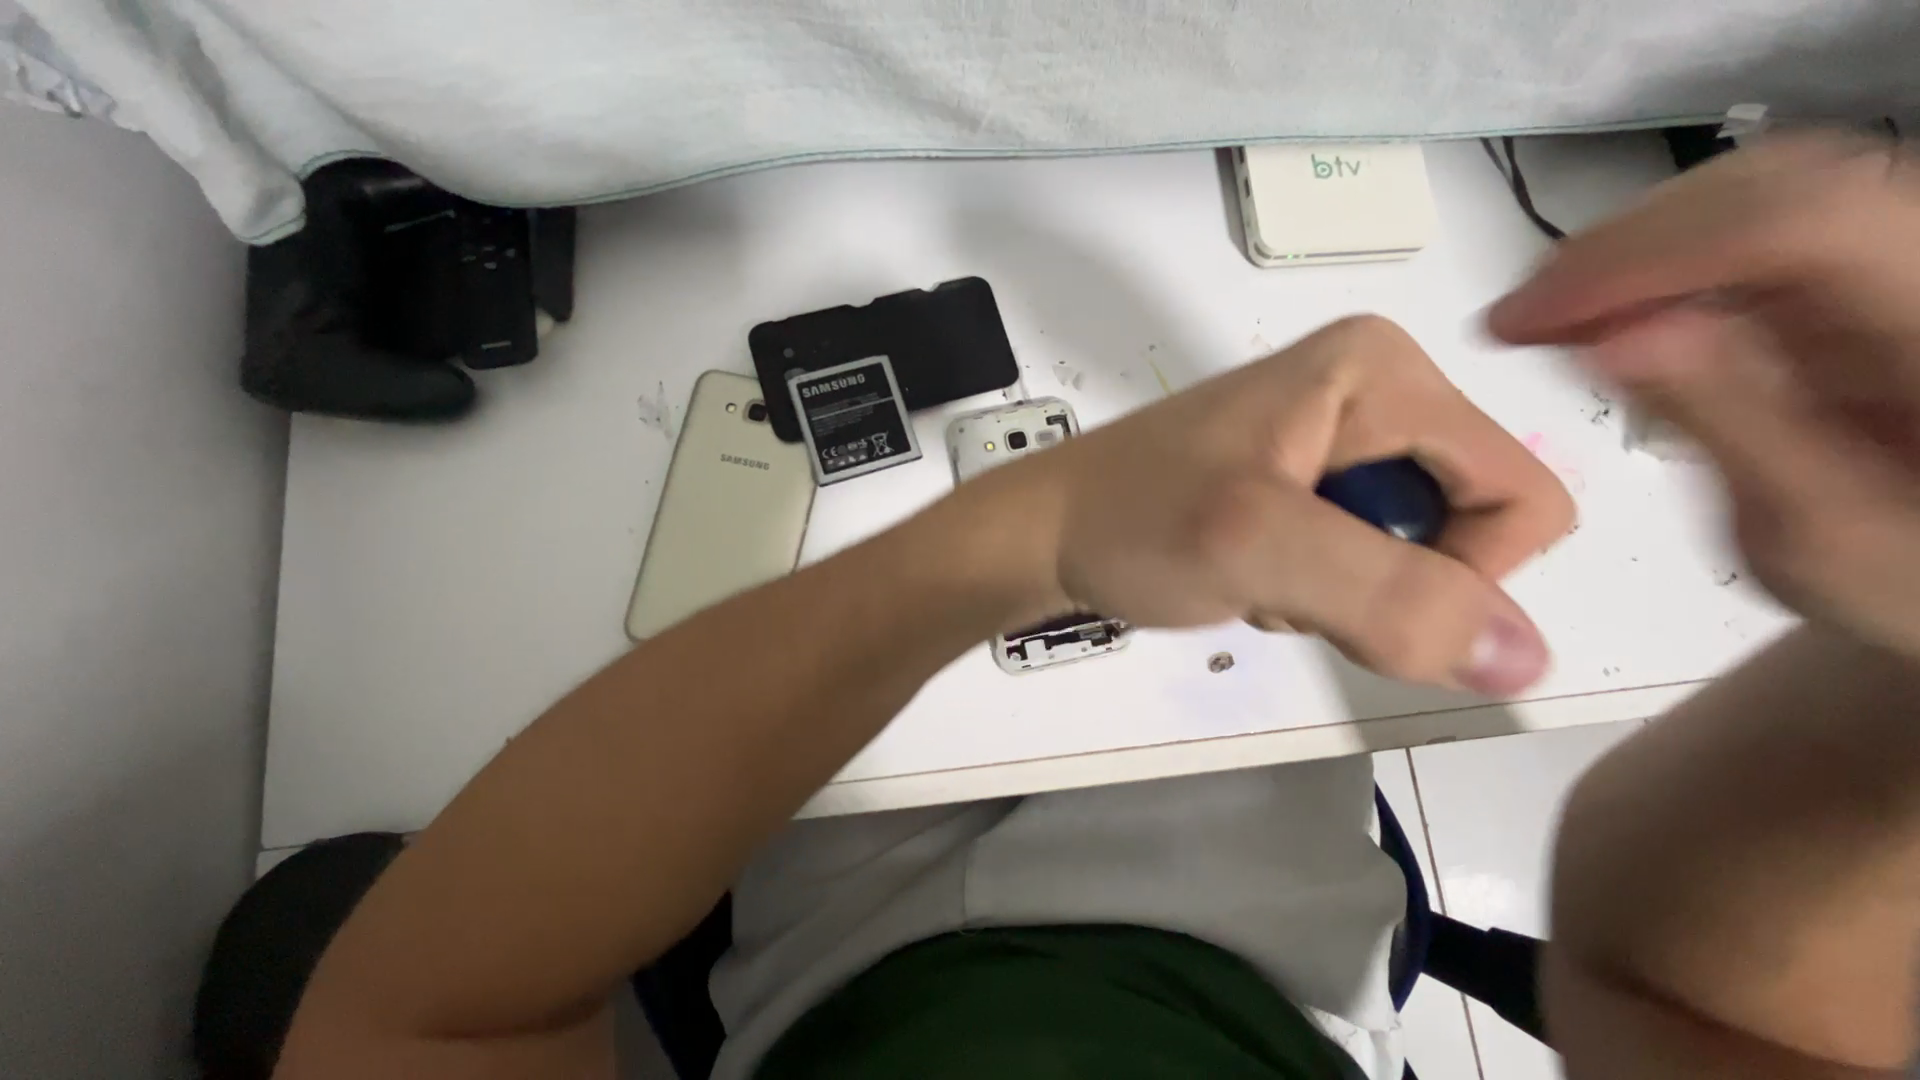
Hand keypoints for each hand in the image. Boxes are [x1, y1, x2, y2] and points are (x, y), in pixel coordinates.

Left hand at [976, 315, 1572, 695]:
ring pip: (1411, 556)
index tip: (1349, 590)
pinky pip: (1359, 559)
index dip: (1462, 575)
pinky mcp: (1301, 483)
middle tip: (1283, 576)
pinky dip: (1311, 589)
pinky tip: (1245, 574)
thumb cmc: (1135, 522)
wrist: (1042, 535)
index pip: (1519, 498)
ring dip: (1339, 592)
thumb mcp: (1258, 550)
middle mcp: (1376, 393)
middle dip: (1381, 582)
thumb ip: (1391, 596)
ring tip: (1253, 572)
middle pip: (1468, 529)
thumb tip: (1528, 657)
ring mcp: (1337, 440)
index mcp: (1386, 373)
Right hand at [1490, 133, 1919, 658]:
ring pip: (1762, 188)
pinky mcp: (1869, 271)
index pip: (1794, 228)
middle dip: (1621, 245)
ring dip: (1633, 246)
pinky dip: (1662, 256)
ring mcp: (1903, 261)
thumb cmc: (1897, 576)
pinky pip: (1760, 223)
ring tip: (1550, 314)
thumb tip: (1615, 338)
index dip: (1639, 257)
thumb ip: (1724, 428)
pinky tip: (1607, 308)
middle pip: (1774, 187)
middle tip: (1521, 315)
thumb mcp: (1810, 532)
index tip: (1523, 319)